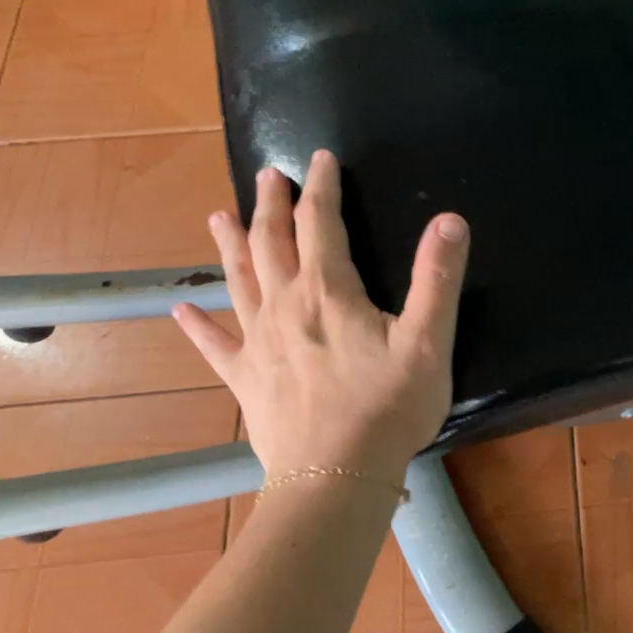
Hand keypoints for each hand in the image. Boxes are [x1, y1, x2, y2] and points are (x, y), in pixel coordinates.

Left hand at [173, 150, 469, 478]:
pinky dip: (199, 327)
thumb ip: (437, 279)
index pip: (320, 225)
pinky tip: (182, 313)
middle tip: (267, 175)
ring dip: (230, 246)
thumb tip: (450, 220)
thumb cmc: (388, 408)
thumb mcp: (429, 342)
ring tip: (219, 217)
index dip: (322, 188)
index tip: (321, 158)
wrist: (336, 474)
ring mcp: (259, 344)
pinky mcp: (246, 381)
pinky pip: (216, 346)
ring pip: (239, 282)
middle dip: (271, 205)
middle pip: (271, 243)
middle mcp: (284, 307)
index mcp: (328, 293)